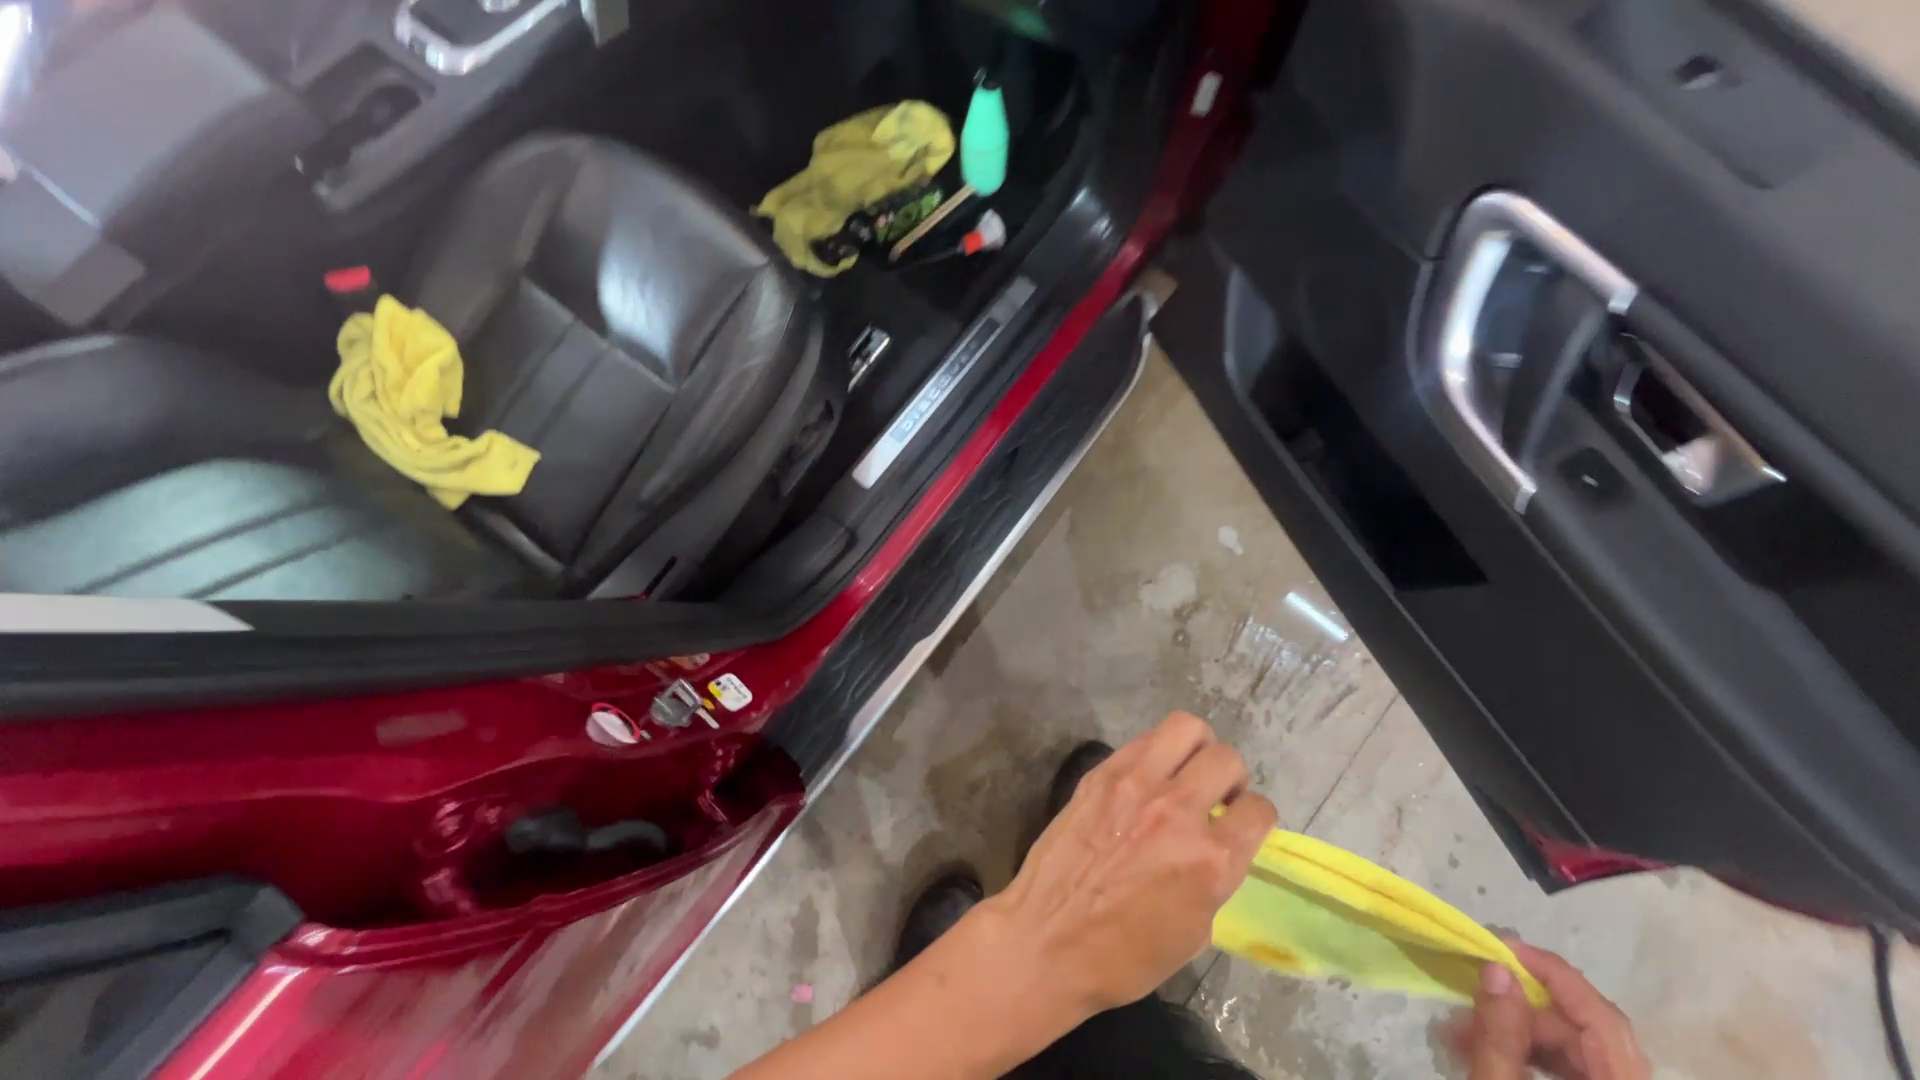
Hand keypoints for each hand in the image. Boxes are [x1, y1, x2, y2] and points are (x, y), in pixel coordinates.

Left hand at [970, 712, 1277, 1014]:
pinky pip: (1142, 741)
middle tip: (1214, 797)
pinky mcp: (1100, 776)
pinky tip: (1147, 780)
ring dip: (1196, 748)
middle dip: (1231, 778)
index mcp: (1211, 860)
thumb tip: (1219, 844)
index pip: (1259, 810)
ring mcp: (1135, 786)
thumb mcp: (1196, 930)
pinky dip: (1155, 753)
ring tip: (1184, 773)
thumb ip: (1216, 876)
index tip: (1240, 826)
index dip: (1254, 819)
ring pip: (1186, 727)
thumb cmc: (1126, 957)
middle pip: (1227, 759)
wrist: (1047, 943)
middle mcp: (1178, 811)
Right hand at [1455, 941, 1651, 1079]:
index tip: (1504, 947)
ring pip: (1576, 1048)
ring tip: (1464, 1031)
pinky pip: (1573, 1068)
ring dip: (1519, 1030)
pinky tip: (1489, 1050)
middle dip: (1523, 1008)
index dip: (1555, 975)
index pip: (1603, 1018)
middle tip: (1470, 999)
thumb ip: (1499, 1037)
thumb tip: (1496, 969)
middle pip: (1587, 1031)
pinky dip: (1530, 1052)